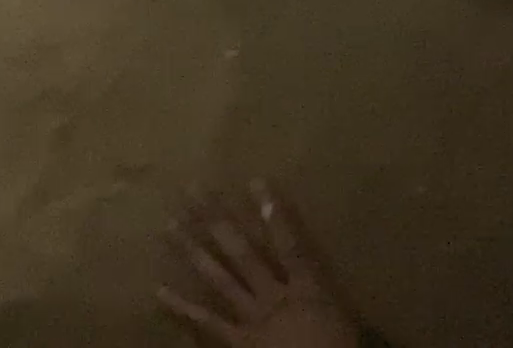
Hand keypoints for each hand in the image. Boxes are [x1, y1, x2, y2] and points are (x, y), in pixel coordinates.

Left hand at [158, 182, 362, 347]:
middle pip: (242, 252)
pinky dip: (182, 308)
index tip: (255, 181)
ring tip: (168, 223)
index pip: (292, 247)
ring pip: (219, 278)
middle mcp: (276, 300)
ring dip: (193, 249)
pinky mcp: (241, 344)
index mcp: (310, 295)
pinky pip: (208, 323)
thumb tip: (355, 287)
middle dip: (216, 219)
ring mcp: (255, 320)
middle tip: (191, 188)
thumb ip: (340, 301)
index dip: (274, 214)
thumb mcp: (351, 326)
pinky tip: (158, 290)